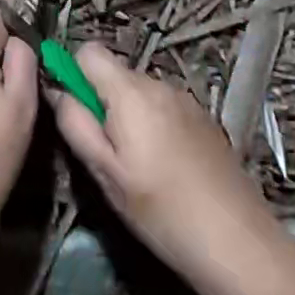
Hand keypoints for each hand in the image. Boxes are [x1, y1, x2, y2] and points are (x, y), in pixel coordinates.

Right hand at [50, 42, 272, 282]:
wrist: (239, 243)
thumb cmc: (161, 210)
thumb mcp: (104, 172)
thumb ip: (74, 123)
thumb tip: (56, 91)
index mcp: (130, 91)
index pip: (89, 51)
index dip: (73, 72)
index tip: (74, 110)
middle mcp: (159, 84)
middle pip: (114, 73)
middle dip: (101, 100)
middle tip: (105, 150)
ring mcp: (186, 100)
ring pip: (138, 91)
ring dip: (127, 114)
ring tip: (136, 163)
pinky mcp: (204, 119)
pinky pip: (162, 107)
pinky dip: (152, 124)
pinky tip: (165, 166)